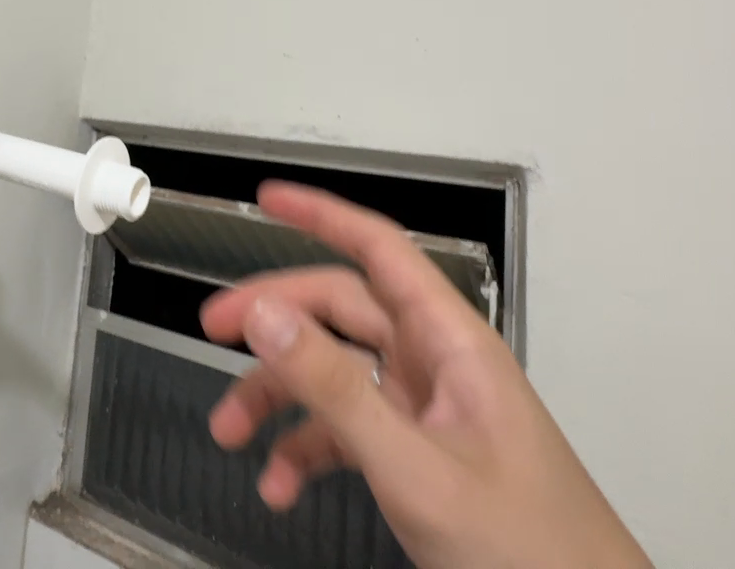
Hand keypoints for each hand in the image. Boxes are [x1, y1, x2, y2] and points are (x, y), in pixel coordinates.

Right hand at [200, 182, 650, 568]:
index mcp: (450, 343)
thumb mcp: (415, 468)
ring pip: (332, 374)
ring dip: (276, 398)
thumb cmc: (524, 549)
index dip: (322, 216)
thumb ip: (335, 389)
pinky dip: (304, 450)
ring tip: (228, 432)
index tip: (266, 199)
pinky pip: (344, 431)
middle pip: (338, 311)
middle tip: (210, 327)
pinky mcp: (415, 453)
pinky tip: (278, 485)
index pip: (380, 251)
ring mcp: (424, 410)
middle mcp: (433, 363)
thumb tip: (263, 314)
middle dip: (272, 319)